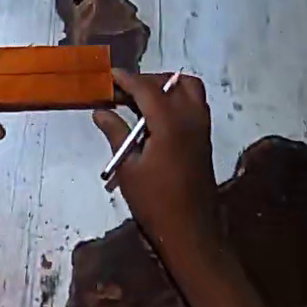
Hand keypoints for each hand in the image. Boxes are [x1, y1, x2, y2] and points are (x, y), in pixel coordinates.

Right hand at [92, 68, 218, 255]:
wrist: (190, 231)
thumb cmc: (155, 203)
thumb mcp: (128, 168)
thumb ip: (116, 133)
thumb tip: (101, 111)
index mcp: (170, 123)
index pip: (147, 88)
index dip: (127, 79)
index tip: (110, 75)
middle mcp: (190, 117)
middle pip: (170, 82)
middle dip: (146, 81)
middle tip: (122, 92)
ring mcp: (201, 126)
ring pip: (189, 88)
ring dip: (166, 86)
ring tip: (142, 99)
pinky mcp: (205, 136)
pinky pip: (195, 102)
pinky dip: (178, 97)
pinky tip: (157, 115)